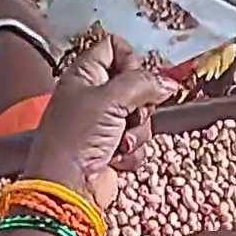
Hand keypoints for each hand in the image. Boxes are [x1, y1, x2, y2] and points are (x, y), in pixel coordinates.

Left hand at [22, 35, 175, 204]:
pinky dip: (131, 154)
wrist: (67, 188)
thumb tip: (168, 82)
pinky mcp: (113, 151)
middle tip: (129, 116)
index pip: (115, 48)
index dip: (130, 61)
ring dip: (136, 133)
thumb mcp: (109, 99)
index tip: (134, 79)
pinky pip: (138, 144)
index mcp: (85, 75)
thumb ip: (142, 83)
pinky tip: (115, 160)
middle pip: (136, 86)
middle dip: (139, 105)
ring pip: (141, 118)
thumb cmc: (76, 139)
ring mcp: (105, 126)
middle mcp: (94, 97)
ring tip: (118, 144)